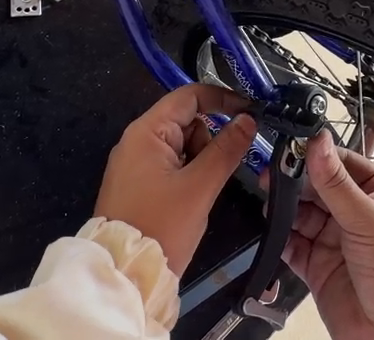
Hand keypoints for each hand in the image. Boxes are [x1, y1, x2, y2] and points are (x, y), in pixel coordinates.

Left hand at [93, 83, 257, 276]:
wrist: (124, 278)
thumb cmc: (160, 226)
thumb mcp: (200, 187)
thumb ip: (226, 149)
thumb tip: (249, 119)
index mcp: (147, 131)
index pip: (190, 96)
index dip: (222, 99)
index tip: (250, 113)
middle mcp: (137, 140)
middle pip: (188, 122)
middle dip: (208, 142)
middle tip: (209, 175)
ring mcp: (135, 163)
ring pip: (183, 146)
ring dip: (199, 163)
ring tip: (195, 195)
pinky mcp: (138, 184)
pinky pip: (173, 166)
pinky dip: (187, 177)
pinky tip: (187, 202)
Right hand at [284, 131, 373, 339]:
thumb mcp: (367, 219)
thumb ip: (336, 182)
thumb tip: (316, 139)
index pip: (340, 161)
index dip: (316, 154)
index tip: (290, 146)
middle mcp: (353, 210)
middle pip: (316, 186)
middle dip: (294, 180)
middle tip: (269, 175)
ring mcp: (333, 238)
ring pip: (301, 213)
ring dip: (284, 207)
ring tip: (267, 201)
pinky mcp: (316, 265)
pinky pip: (293, 244)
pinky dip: (280, 236)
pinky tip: (270, 228)